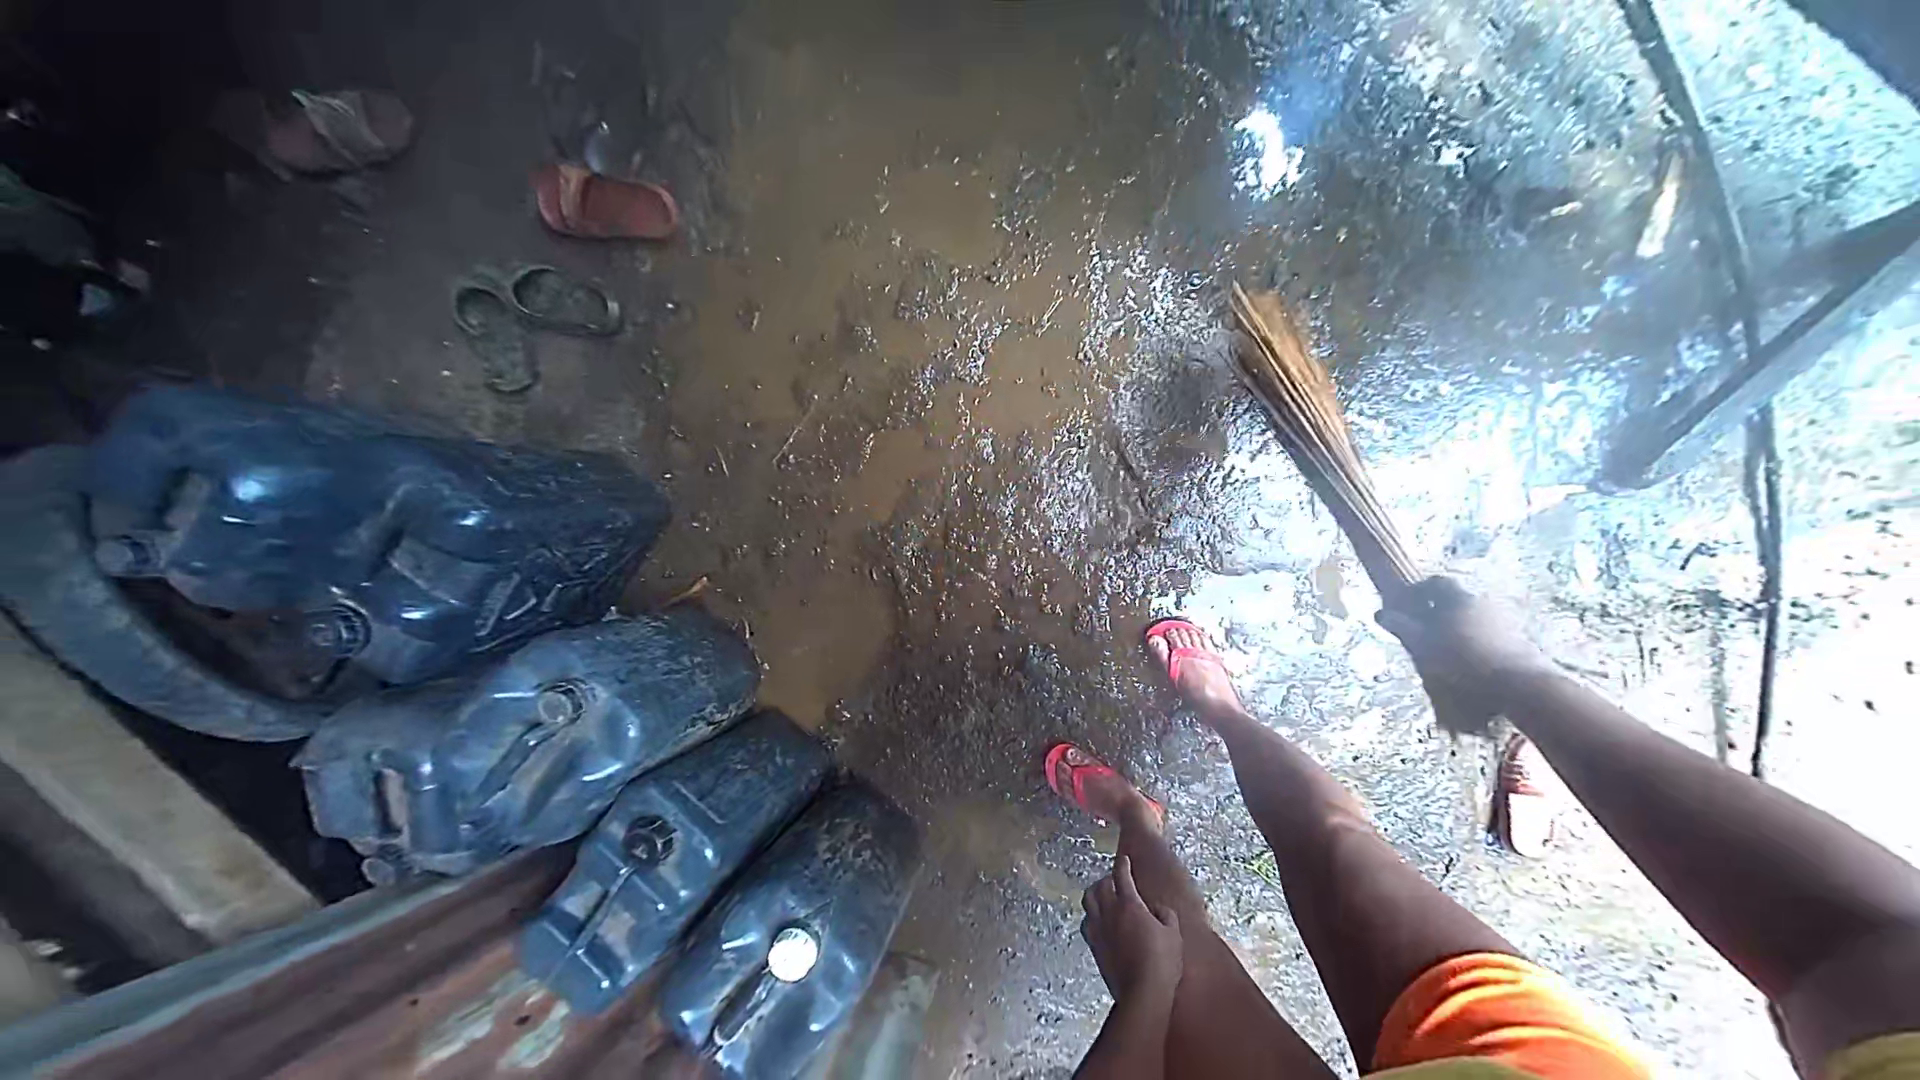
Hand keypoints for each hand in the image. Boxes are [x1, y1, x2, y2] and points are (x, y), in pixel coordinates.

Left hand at [1081, 856, 1181, 1002]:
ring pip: (1088, 900)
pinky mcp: (1093, 945)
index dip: (1122, 864)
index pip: (1121, 875)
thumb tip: (1157, 908)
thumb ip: (1165, 914)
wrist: (1142, 992)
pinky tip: (1097, 920)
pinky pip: (1086, 921)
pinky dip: (1090, 915)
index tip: (1124, 859)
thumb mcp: (1173, 934)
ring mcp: (1098, 928)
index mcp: (1129, 904)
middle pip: (1100, 885)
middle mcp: (1109, 911)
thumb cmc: (1162, 962)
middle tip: (1115, 880)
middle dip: (1107, 878)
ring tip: (1102, 895)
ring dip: (1094, 893)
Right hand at [1376, 577, 1554, 732]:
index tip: (1407, 605)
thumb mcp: (1423, 644)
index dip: (1419, 590)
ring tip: (1445, 650)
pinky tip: (1469, 661)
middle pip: (1455, 600)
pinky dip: (1476, 641)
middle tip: (1423, 630)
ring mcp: (1504, 621)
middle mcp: (1482, 603)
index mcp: (1457, 599)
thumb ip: (1401, 626)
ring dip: (1457, 627)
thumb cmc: (1463, 659)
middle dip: (1438, 611)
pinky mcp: (1519, 640)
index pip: (1436, 582)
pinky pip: (1489, 633)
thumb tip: (1380, 613)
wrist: (1521, 685)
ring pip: (1473, 617)